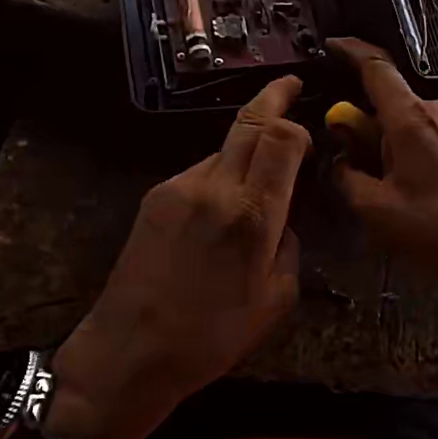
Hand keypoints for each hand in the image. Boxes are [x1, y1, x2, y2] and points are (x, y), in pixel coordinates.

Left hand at [46, 76, 310, 438]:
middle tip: (291, 84)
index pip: (281, 139)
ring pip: (225, 148)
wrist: (128, 354)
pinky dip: (222, 177)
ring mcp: (179, 187)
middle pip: (249, 121)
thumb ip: (290, 243)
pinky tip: (221, 213)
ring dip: (247, 151)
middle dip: (273, 96)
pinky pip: (201, 172)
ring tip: (256, 187)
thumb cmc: (212, 336)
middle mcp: (215, 188)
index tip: (309, 130)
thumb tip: (284, 216)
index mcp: (253, 216)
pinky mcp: (155, 197)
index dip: (299, 125)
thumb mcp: (277, 297)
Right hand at [328, 38, 437, 313]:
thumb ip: (348, 174)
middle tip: (362, 173)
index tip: (332, 48)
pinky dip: (418, 158)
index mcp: (412, 119)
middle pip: (392, 105)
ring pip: (414, 127)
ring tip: (399, 198)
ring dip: (395, 149)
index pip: (376, 68)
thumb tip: (343, 156)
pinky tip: (427, 199)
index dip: (351, 53)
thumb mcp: (375, 210)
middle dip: (370, 130)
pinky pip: (436, 140)